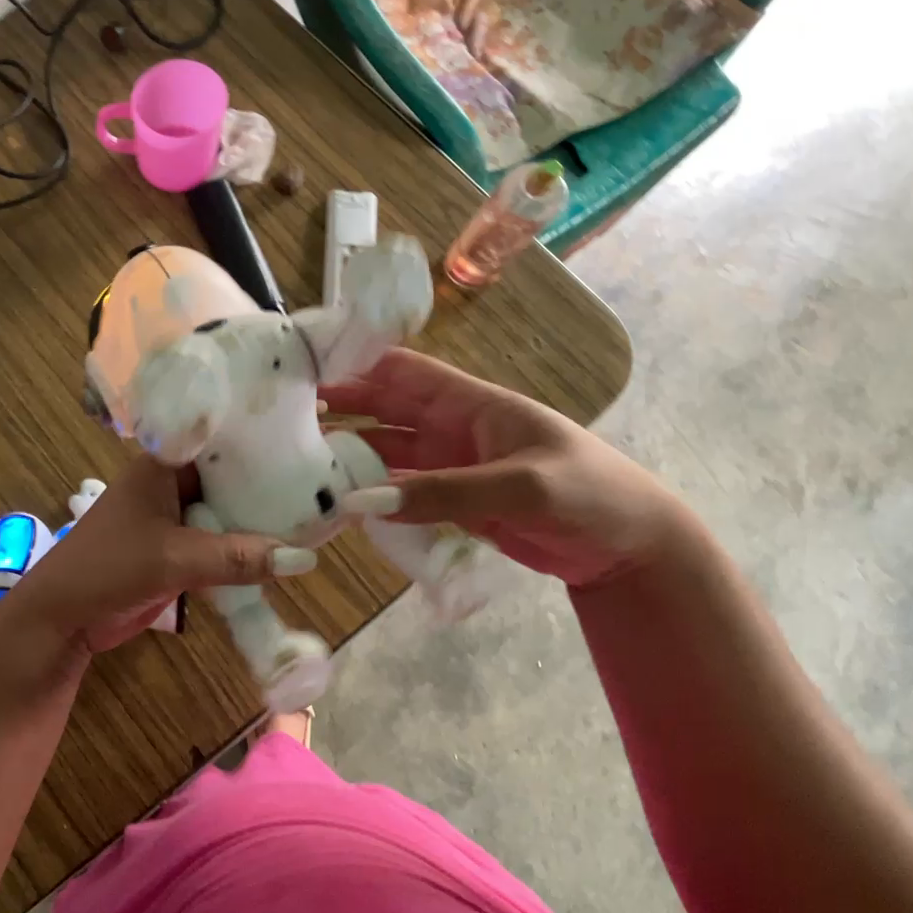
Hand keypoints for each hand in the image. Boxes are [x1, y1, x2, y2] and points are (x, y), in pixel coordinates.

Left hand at [2, 456, 315, 653]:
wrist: (61, 616)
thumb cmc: (106, 568)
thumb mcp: (172, 559)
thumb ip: (235, 558)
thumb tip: (304, 557)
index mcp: (163, 463)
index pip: (221, 433)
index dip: (263, 427)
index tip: (313, 417)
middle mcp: (172, 481)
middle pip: (232, 470)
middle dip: (274, 472)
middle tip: (332, 465)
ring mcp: (176, 514)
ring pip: (230, 505)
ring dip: (264, 511)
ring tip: (324, 502)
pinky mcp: (179, 547)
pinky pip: (223, 536)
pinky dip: (248, 541)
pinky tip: (288, 543)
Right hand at [320, 349, 697, 587]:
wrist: (630, 550)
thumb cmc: (590, 496)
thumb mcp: (522, 486)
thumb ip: (442, 492)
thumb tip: (359, 501)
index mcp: (472, 403)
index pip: (401, 371)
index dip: (355, 362)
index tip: (303, 365)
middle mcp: (452, 427)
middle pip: (383, 407)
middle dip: (338, 406)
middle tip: (282, 414)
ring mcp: (450, 465)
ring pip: (385, 449)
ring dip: (348, 451)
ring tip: (298, 458)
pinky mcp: (451, 501)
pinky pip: (399, 489)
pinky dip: (369, 492)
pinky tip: (338, 498)